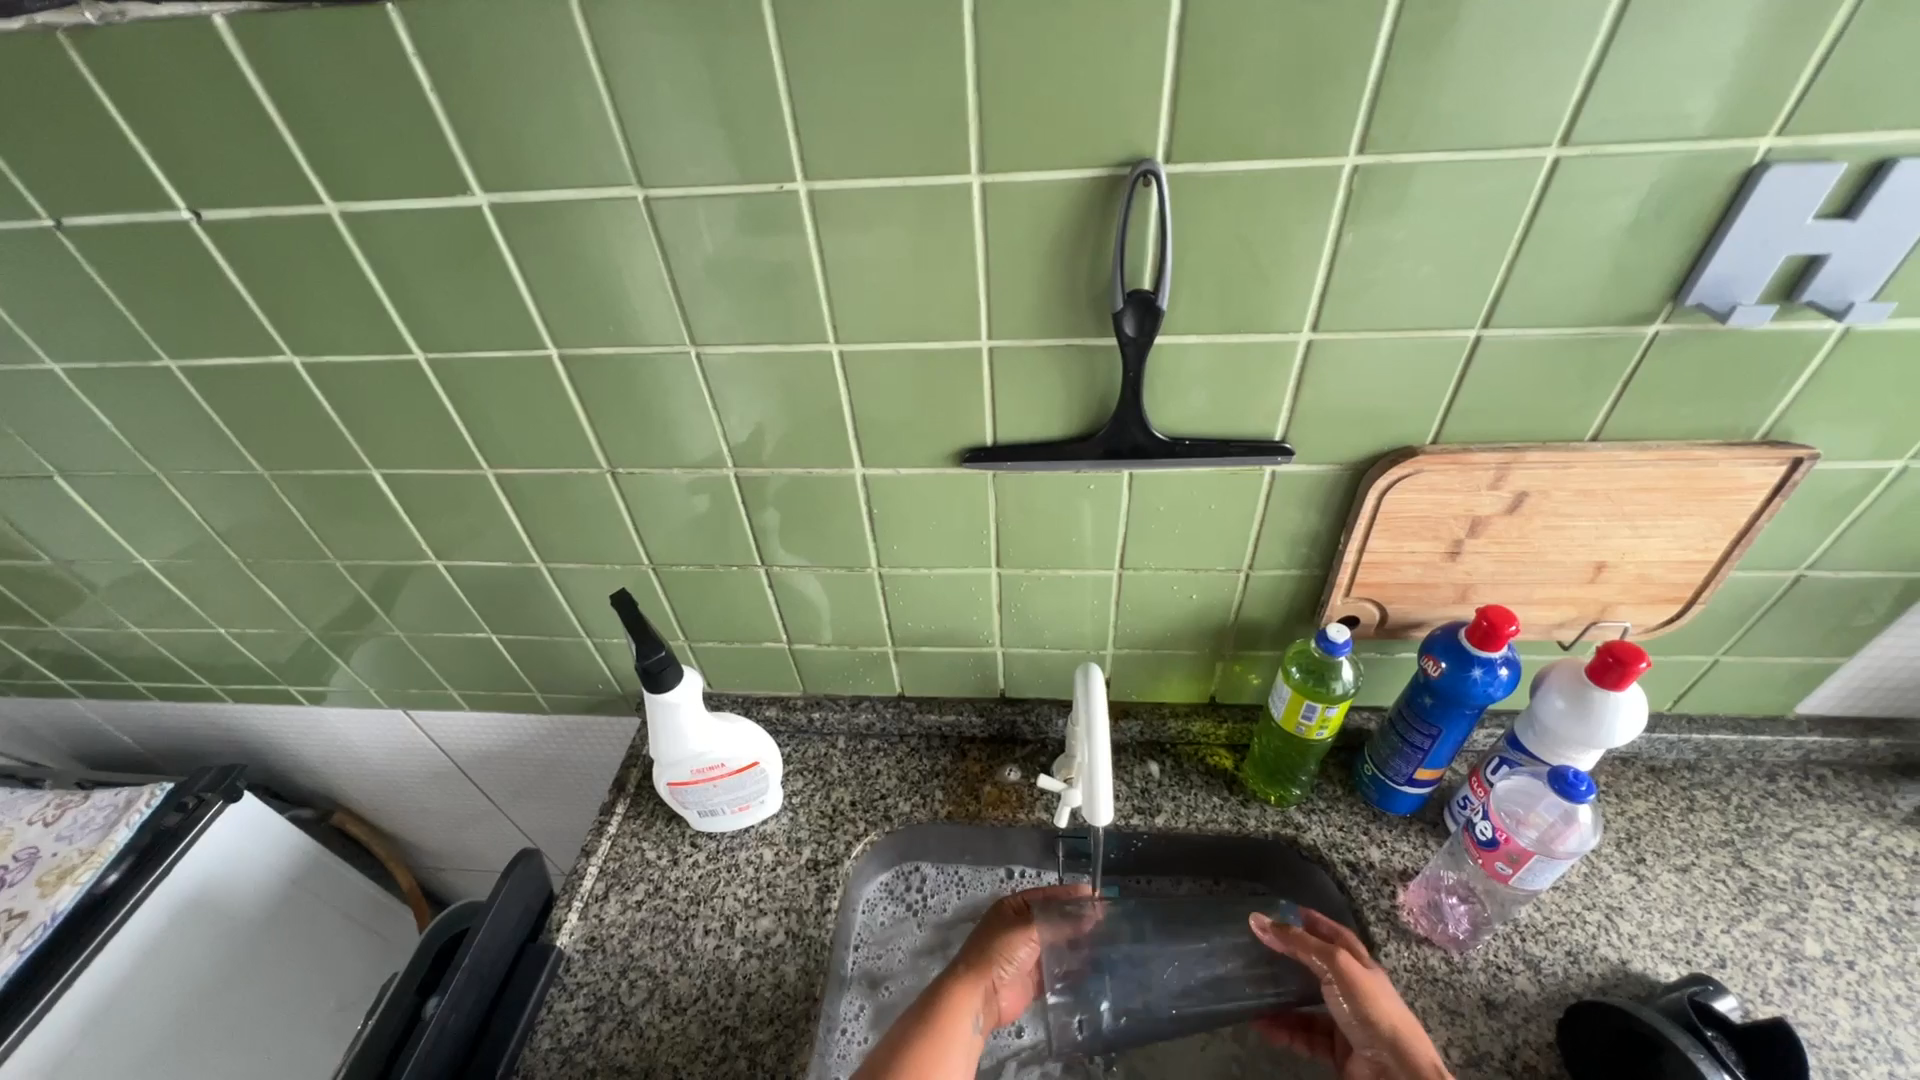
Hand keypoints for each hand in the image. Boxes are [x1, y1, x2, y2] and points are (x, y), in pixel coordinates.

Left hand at [854, 884, 1090, 1079]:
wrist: (980, 995)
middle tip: (1105, 916)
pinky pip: (1059, 968)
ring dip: (1078, 941)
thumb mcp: (1028, 928)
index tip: (1095, 893)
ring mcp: (1029, 954)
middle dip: (1077, 918)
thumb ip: (1059, 921)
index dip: (1070, 895)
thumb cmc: (999, 952)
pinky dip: (1074, 966)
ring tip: (1106, 937)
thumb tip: (1089, 914)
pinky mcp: (1036, 979)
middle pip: (1055, 919)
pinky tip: (1093, 963)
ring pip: (1059, 943)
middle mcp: (1022, 927)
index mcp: (1014, 908)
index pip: (1047, 896)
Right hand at [1250, 907, 1451, 1079]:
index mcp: (1361, 967)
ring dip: (1279, 1001)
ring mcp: (1344, 1022)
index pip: (1336, 936)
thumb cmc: (1370, 1010)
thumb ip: (1299, 944)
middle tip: (1257, 948)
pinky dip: (1283, 1030)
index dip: (1314, 922)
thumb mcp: (1337, 967)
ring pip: (1306, 1006)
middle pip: (1317, 969)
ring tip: (1251, 991)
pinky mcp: (1336, 1051)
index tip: (1284, 911)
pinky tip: (1261, 1024)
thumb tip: (1258, 919)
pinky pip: (1303, 1036)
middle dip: (1289, 959)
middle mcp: (1353, 992)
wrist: (1396, 1073)